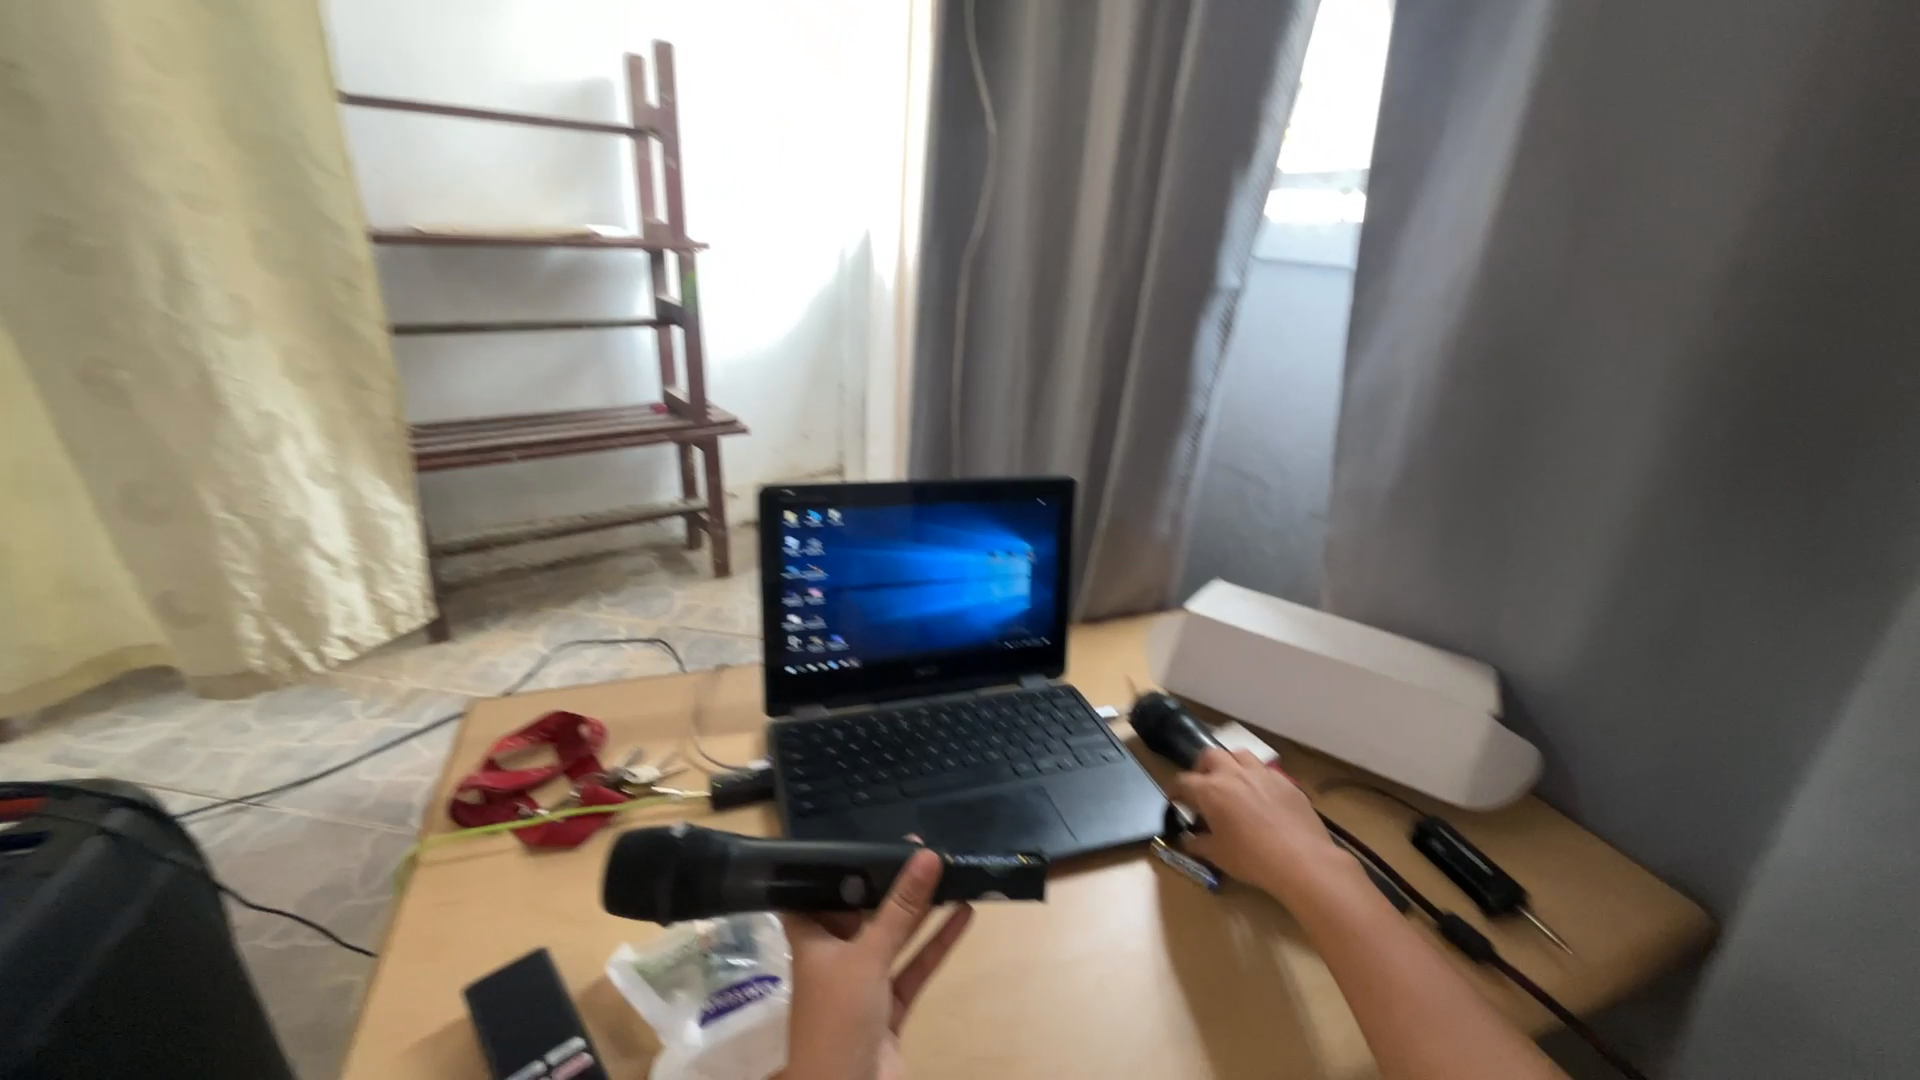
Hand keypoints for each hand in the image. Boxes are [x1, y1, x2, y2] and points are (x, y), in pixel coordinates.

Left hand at [777, 849, 974, 1079]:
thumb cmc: (839, 1017)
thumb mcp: (867, 955)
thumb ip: (901, 907)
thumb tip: (927, 854)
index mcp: (812, 940)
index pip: (813, 895)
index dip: (831, 870)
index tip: (856, 841)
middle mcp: (835, 956)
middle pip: (862, 911)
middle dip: (889, 884)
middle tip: (918, 846)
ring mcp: (864, 984)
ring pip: (893, 937)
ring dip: (919, 910)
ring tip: (947, 871)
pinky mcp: (891, 1008)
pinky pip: (914, 966)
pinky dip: (936, 943)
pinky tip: (963, 915)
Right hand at [1171, 749, 1353, 905]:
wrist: (1303, 860)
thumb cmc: (1252, 858)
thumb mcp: (1217, 855)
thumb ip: (1198, 844)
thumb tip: (1187, 840)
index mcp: (1210, 790)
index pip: (1183, 781)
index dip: (1175, 790)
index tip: (1175, 800)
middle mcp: (1233, 774)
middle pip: (1210, 755)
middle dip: (1202, 767)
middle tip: (1204, 786)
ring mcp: (1262, 774)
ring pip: (1240, 755)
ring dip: (1231, 764)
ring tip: (1233, 783)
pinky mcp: (1286, 782)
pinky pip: (1266, 771)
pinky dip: (1257, 778)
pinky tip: (1263, 797)